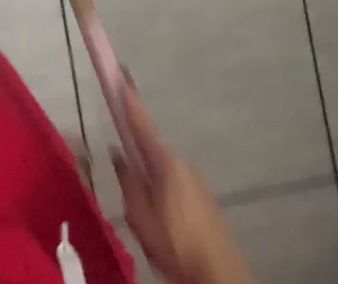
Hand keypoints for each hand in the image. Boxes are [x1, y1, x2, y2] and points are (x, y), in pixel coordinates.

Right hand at [113, 81, 252, 283]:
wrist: (218, 275)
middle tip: (127, 184)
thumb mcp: (140, 216)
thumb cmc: (175, 242)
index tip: (121, 73)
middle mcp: (183, 164)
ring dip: (150, 184)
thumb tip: (118, 153)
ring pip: (163, 173)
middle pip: (152, 150)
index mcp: (166, 163)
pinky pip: (175, 188)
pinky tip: (163, 226)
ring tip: (147, 221)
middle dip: (136, 159)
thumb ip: (128, 182)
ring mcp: (196, 181)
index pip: (142, 123)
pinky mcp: (204, 200)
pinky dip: (163, 197)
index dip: (129, 99)